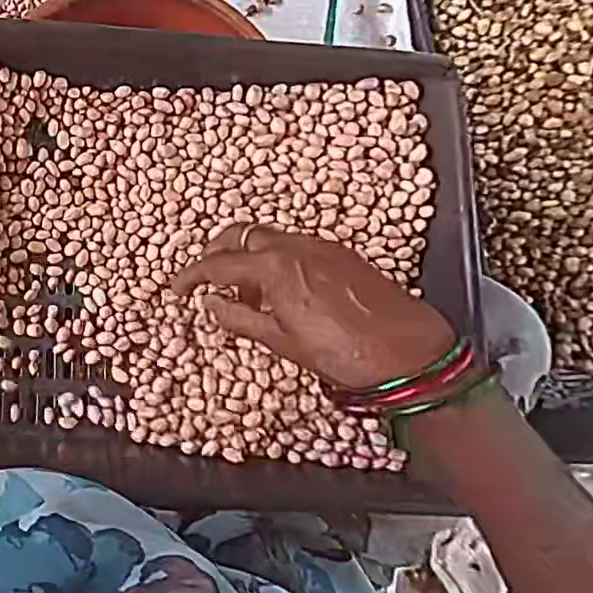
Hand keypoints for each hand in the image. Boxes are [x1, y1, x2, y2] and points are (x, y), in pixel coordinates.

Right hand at [170, 224, 455, 389]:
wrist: (413, 356)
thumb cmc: (346, 353)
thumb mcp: (280, 341)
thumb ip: (238, 318)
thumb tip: (211, 304)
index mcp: (274, 268)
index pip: (217, 264)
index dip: (192, 276)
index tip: (180, 289)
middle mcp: (296, 248)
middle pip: (239, 235)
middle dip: (216, 253)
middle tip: (206, 277)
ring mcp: (321, 248)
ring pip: (268, 238)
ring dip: (246, 256)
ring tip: (244, 291)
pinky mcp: (342, 256)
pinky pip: (295, 246)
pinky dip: (275, 259)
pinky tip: (279, 289)